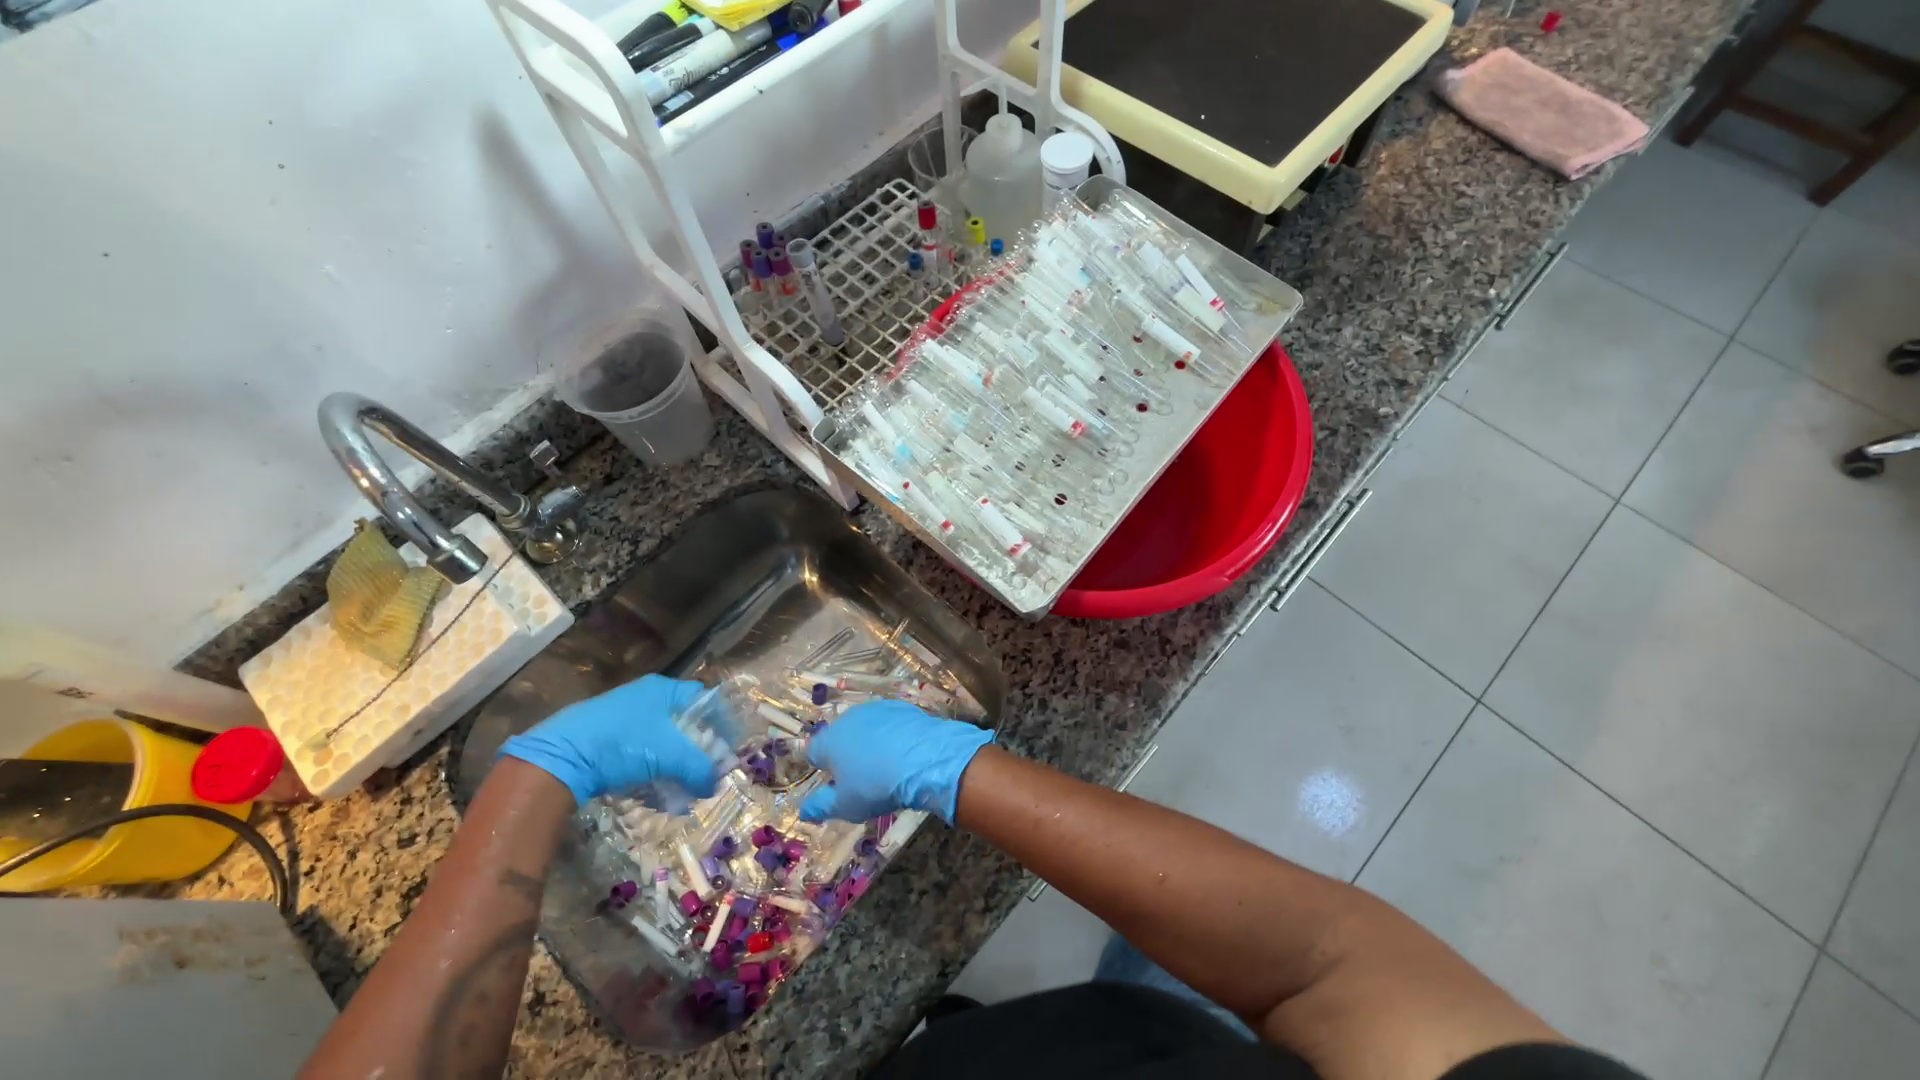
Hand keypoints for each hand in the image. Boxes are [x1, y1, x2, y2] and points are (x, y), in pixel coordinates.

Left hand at [498, 675, 716, 807]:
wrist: (561, 757)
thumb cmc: (624, 743)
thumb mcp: (672, 755)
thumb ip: (701, 768)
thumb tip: (714, 785)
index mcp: (664, 690)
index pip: (705, 700)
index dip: (721, 724)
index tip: (728, 749)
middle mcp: (645, 699)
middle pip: (684, 725)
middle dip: (698, 754)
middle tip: (706, 776)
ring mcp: (623, 719)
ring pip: (662, 744)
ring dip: (675, 769)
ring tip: (680, 793)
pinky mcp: (605, 741)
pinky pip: (640, 756)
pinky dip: (652, 774)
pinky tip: (654, 796)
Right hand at [798, 701, 994, 823]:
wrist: (926, 760)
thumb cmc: (877, 786)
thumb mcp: (845, 805)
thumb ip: (820, 806)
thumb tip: (802, 810)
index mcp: (829, 740)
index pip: (813, 752)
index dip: (822, 768)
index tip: (837, 783)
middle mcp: (849, 718)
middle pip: (840, 737)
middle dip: (847, 754)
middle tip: (864, 778)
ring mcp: (877, 709)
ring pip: (865, 728)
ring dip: (870, 743)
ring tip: (887, 765)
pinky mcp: (903, 707)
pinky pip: (890, 724)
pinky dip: (893, 735)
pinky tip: (905, 752)